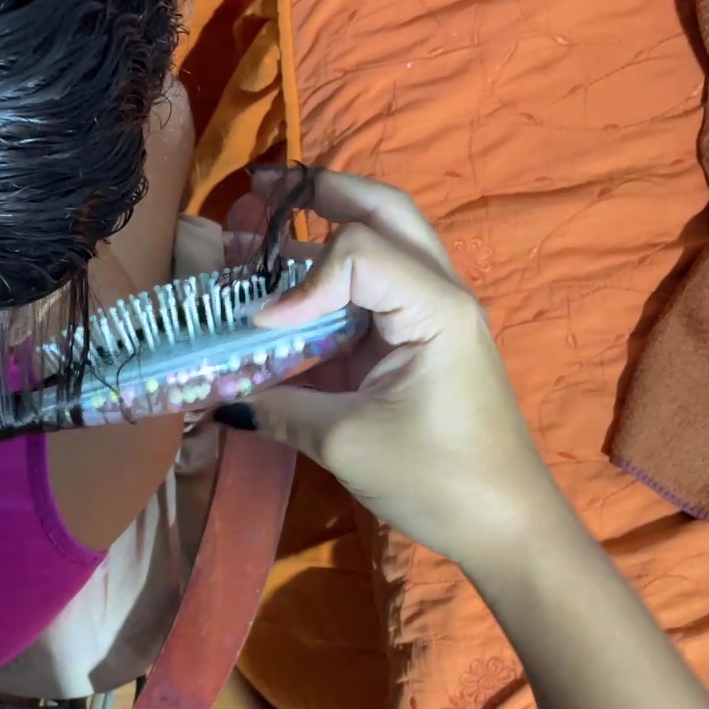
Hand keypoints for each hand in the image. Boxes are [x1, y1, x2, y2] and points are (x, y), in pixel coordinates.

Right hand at [227, 167, 566, 565]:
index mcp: (435, 310)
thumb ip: (273, 406)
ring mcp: (424, 317)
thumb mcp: (341, 441)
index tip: (255, 327)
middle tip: (261, 188)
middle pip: (385, 214)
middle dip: (321, 193)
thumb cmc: (433, 475)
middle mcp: (436, 296)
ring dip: (320, 227)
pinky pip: (362, 293)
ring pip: (378, 244)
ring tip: (259, 222)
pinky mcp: (407, 343)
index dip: (297, 284)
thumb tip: (209, 397)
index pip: (357, 257)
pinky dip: (320, 281)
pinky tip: (279, 288)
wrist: (499, 520)